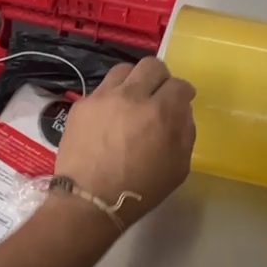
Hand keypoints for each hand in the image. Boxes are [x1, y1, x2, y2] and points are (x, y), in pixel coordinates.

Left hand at [54, 58, 195, 227]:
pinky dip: (111, 98)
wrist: (89, 200)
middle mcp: (131, 96)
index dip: (184, 92)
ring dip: (134, 81)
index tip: (183, 99)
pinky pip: (101, 90)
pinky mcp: (81, 105)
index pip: (179, 84)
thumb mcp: (179, 167)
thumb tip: (181, 110)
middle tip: (159, 94)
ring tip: (133, 99)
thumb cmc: (140, 190)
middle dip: (161, 78)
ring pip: (123, 70)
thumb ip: (185, 132)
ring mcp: (103, 97)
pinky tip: (110, 116)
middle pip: (152, 66)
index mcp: (160, 112)